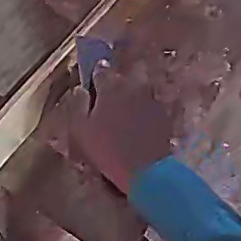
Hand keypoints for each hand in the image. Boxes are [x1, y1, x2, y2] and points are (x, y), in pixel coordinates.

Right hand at [64, 64, 172, 194]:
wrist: (145, 170)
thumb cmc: (107, 149)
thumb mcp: (80, 129)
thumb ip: (78, 104)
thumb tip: (80, 89)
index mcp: (111, 87)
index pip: (101, 70)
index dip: (95, 76)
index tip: (91, 85)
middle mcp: (133, 86)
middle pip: (122, 77)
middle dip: (115, 85)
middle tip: (107, 102)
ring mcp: (150, 99)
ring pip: (137, 90)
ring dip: (130, 97)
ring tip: (122, 115)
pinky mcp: (163, 114)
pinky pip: (148, 105)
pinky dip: (141, 110)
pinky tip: (136, 126)